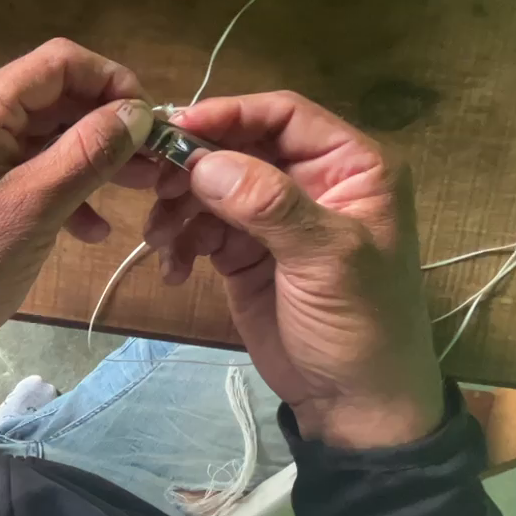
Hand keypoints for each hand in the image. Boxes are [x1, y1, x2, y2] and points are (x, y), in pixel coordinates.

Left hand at [0, 39, 158, 394]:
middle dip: (106, 127)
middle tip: (153, 161)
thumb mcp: (36, 207)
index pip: (56, 64)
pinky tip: (93, 229)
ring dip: (92, 162)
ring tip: (138, 191)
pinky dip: (64, 191)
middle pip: (54, 100)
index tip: (150, 120)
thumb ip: (89, 152)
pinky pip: (29, 173)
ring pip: (46, 139)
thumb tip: (138, 112)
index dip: (110, 82)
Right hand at [142, 91, 444, 448]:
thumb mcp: (324, 259)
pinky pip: (199, 232)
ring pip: (210, 191)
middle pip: (237, 150)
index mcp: (349, 167)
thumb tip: (203, 162)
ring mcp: (270, 221)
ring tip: (162, 244)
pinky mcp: (241, 254)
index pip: (283, 116)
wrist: (350, 399)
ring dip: (177, 212)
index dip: (228, 117)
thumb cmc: (360, 323)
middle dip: (192, 169)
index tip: (173, 131)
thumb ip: (268, 204)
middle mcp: (308, 183)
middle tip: (156, 192)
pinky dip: (179, 246)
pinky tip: (173, 271)